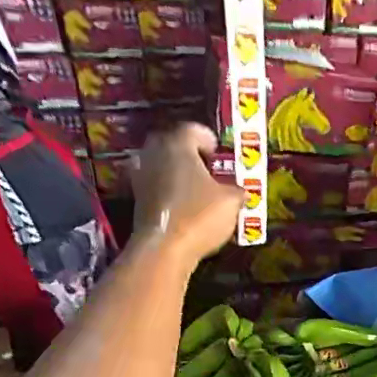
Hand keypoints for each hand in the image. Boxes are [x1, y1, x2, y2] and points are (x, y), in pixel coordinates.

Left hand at [131, 124, 242, 265]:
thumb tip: (240, 190)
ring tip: (195, 186)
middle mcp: (154, 152)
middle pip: (172, 143)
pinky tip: (182, 202)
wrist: (165, 247)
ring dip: (176, 170)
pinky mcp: (136, 196)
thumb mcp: (231, 202)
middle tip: (207, 167)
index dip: (208, 139)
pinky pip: (155, 183)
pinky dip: (167, 188)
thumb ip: (236, 190)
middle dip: (189, 152)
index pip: (193, 129)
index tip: (219, 151)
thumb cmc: (200, 215)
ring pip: (161, 163)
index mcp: (178, 145)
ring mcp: (141, 174)